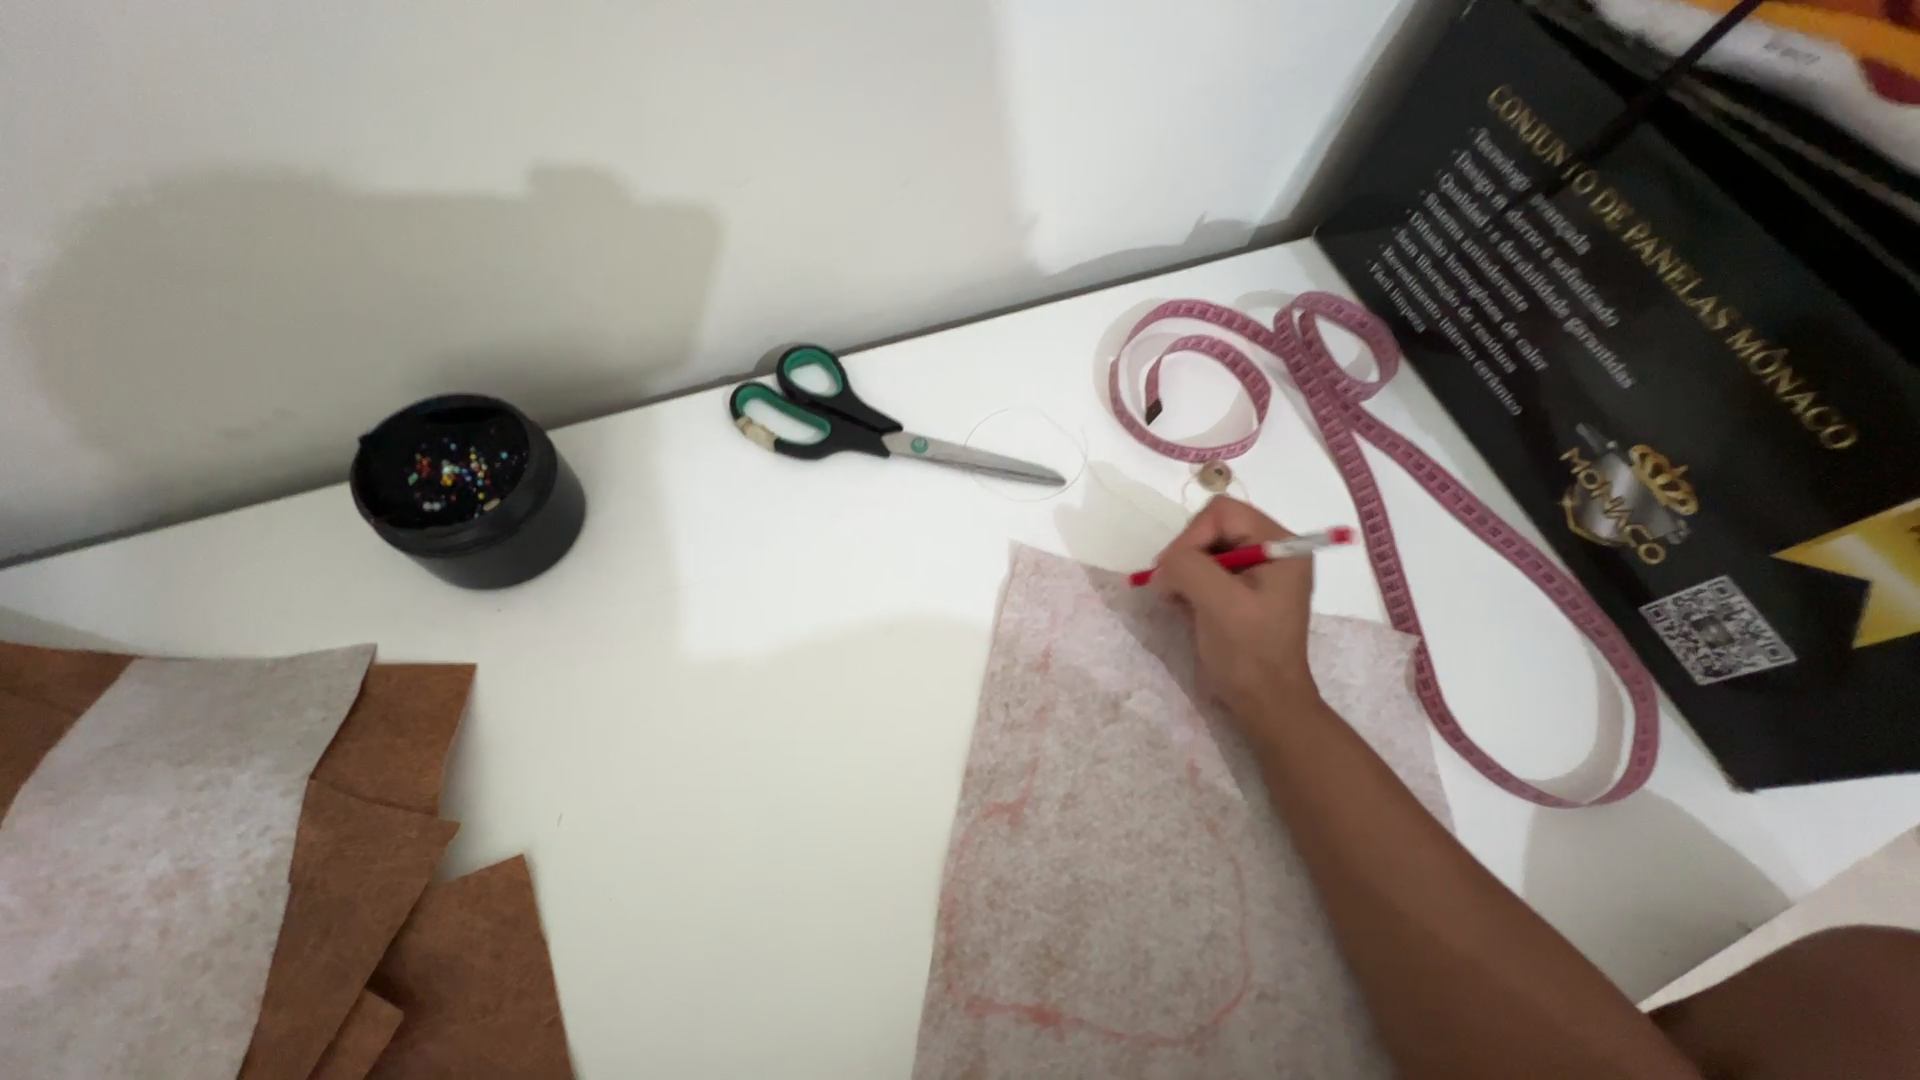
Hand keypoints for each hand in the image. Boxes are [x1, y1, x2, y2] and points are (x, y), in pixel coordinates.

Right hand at [1153, 496, 1323, 735]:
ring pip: (1204, 548)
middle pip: (1212, 527)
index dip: (1192, 536)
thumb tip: (1165, 564)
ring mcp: (1257, 571)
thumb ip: (1189, 566)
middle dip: (1186, 554)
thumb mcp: (1218, 603)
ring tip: (1177, 600)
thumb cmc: (1249, 653)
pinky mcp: (1241, 590)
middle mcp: (1273, 551)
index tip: (1173, 572)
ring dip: (1184, 571)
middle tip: (1170, 587)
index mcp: (1282, 546)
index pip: (1223, 513)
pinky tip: (1184, 606)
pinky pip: (1205, 569)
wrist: (1264, 702)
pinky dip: (1188, 584)